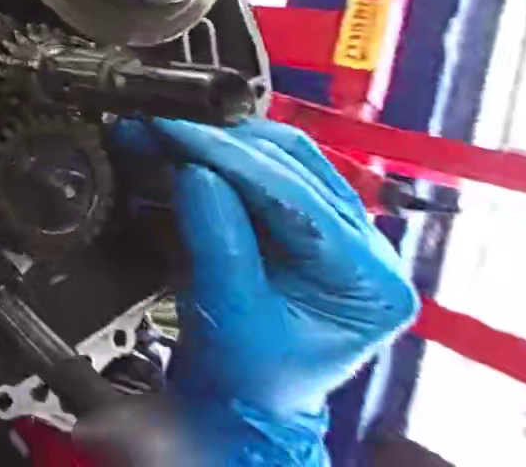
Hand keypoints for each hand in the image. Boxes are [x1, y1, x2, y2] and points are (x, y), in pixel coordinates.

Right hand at [152, 118, 418, 464]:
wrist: (243, 396)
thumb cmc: (246, 374)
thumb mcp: (229, 314)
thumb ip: (216, 240)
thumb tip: (192, 168)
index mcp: (369, 279)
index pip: (292, 194)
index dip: (224, 155)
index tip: (170, 131)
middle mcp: (367, 242)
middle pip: (288, 161)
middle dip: (213, 141)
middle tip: (156, 129)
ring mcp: (341, 223)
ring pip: (278, 150)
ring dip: (216, 139)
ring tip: (163, 136)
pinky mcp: (307, 212)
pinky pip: (264, 162)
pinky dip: (219, 151)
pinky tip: (183, 148)